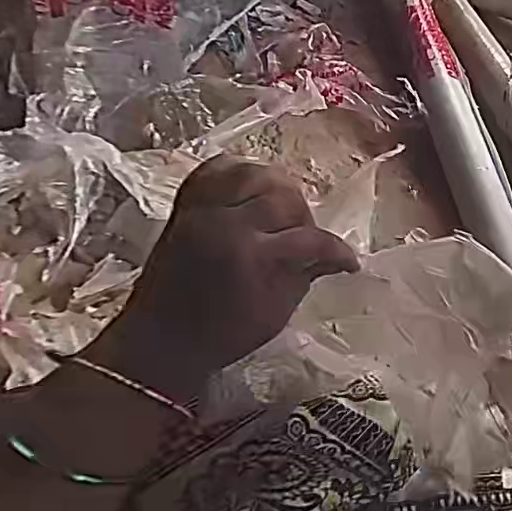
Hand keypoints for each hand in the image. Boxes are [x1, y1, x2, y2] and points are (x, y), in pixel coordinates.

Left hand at [81, 157, 358, 401]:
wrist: (163, 340)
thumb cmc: (223, 335)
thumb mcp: (276, 312)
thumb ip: (305, 275)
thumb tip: (332, 256)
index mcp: (254, 257)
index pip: (311, 239)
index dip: (337, 250)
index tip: (348, 261)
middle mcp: (228, 223)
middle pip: (282, 195)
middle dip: (302, 216)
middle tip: (303, 236)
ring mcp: (204, 210)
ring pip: (251, 172)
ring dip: (274, 188)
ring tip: (278, 210)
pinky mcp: (186, 206)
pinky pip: (215, 170)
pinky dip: (237, 174)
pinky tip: (249, 191)